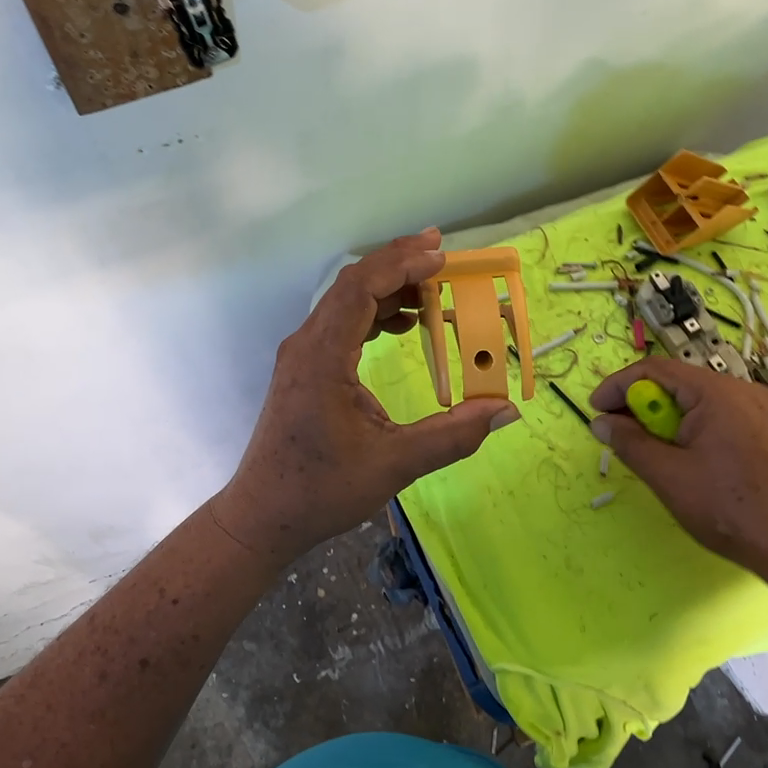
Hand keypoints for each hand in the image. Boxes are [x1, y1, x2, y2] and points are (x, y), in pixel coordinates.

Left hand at [210, 229, 520, 562]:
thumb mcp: (393, 465)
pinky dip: (374, 313)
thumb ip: (451, 436)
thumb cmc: (321, 490)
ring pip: (346, 302)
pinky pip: (341, 324)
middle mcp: (306, 345)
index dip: (401, 265)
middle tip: (442, 252)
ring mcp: (301, 355)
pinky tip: (403, 324)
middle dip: (397, 264)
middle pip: (352, 285)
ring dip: (387, 288)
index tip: (441, 256)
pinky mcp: (304, 368)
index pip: (360, 288)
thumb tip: (504, 411)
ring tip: (432, 287)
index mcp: (322, 357)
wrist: (263, 515)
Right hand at [588, 359, 767, 587]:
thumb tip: (603, 423)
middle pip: (678, 383)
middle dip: (642, 406)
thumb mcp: (668, 477)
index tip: (596, 412)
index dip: (618, 387)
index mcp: (716, 392)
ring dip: (668, 421)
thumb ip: (630, 443)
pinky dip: (694, 432)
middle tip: (621, 437)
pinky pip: (722, 419)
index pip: (653, 370)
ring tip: (653, 455)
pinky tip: (690, 465)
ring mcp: (763, 413)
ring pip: (700, 403)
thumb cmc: (732, 510)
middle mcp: (742, 392)